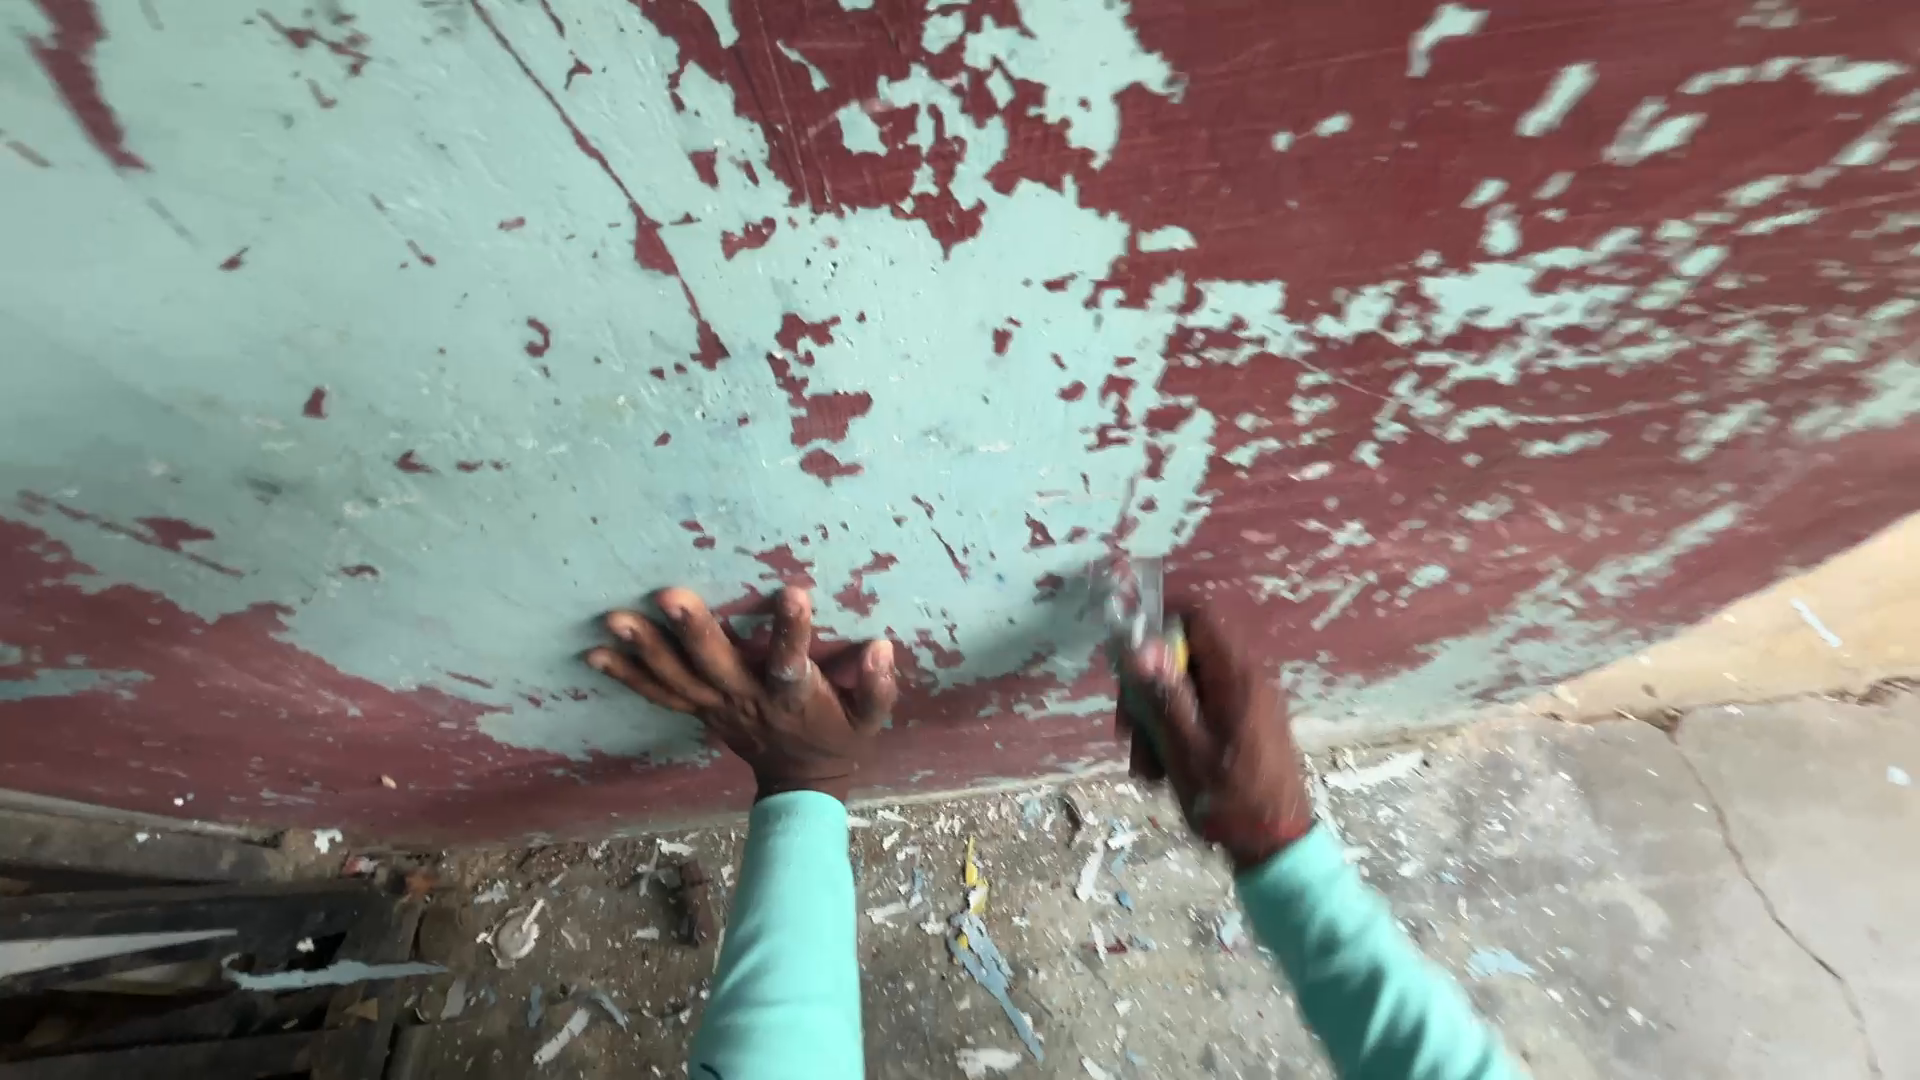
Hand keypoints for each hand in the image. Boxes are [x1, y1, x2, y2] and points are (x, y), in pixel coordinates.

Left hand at [585, 586, 896, 801]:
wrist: (801, 784)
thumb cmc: (840, 739)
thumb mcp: (871, 720)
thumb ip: (877, 687)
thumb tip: (880, 647)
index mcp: (793, 698)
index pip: (792, 662)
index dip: (792, 631)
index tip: (794, 592)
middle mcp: (749, 701)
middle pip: (717, 667)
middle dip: (694, 632)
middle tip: (670, 595)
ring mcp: (719, 708)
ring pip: (678, 681)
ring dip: (646, 651)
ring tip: (615, 620)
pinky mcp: (701, 712)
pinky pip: (661, 695)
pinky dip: (628, 677)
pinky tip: (596, 654)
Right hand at [1117, 605, 1314, 869]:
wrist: (1278, 850)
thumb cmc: (1230, 801)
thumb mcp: (1185, 749)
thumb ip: (1162, 694)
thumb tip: (1138, 645)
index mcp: (1236, 677)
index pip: (1197, 616)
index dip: (1157, 622)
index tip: (1125, 652)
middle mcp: (1244, 679)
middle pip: (1182, 655)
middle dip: (1147, 687)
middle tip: (1127, 728)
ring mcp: (1245, 702)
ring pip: (1185, 686)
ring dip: (1156, 717)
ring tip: (1145, 764)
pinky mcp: (1242, 724)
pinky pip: (1200, 709)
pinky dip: (1175, 729)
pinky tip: (1162, 768)